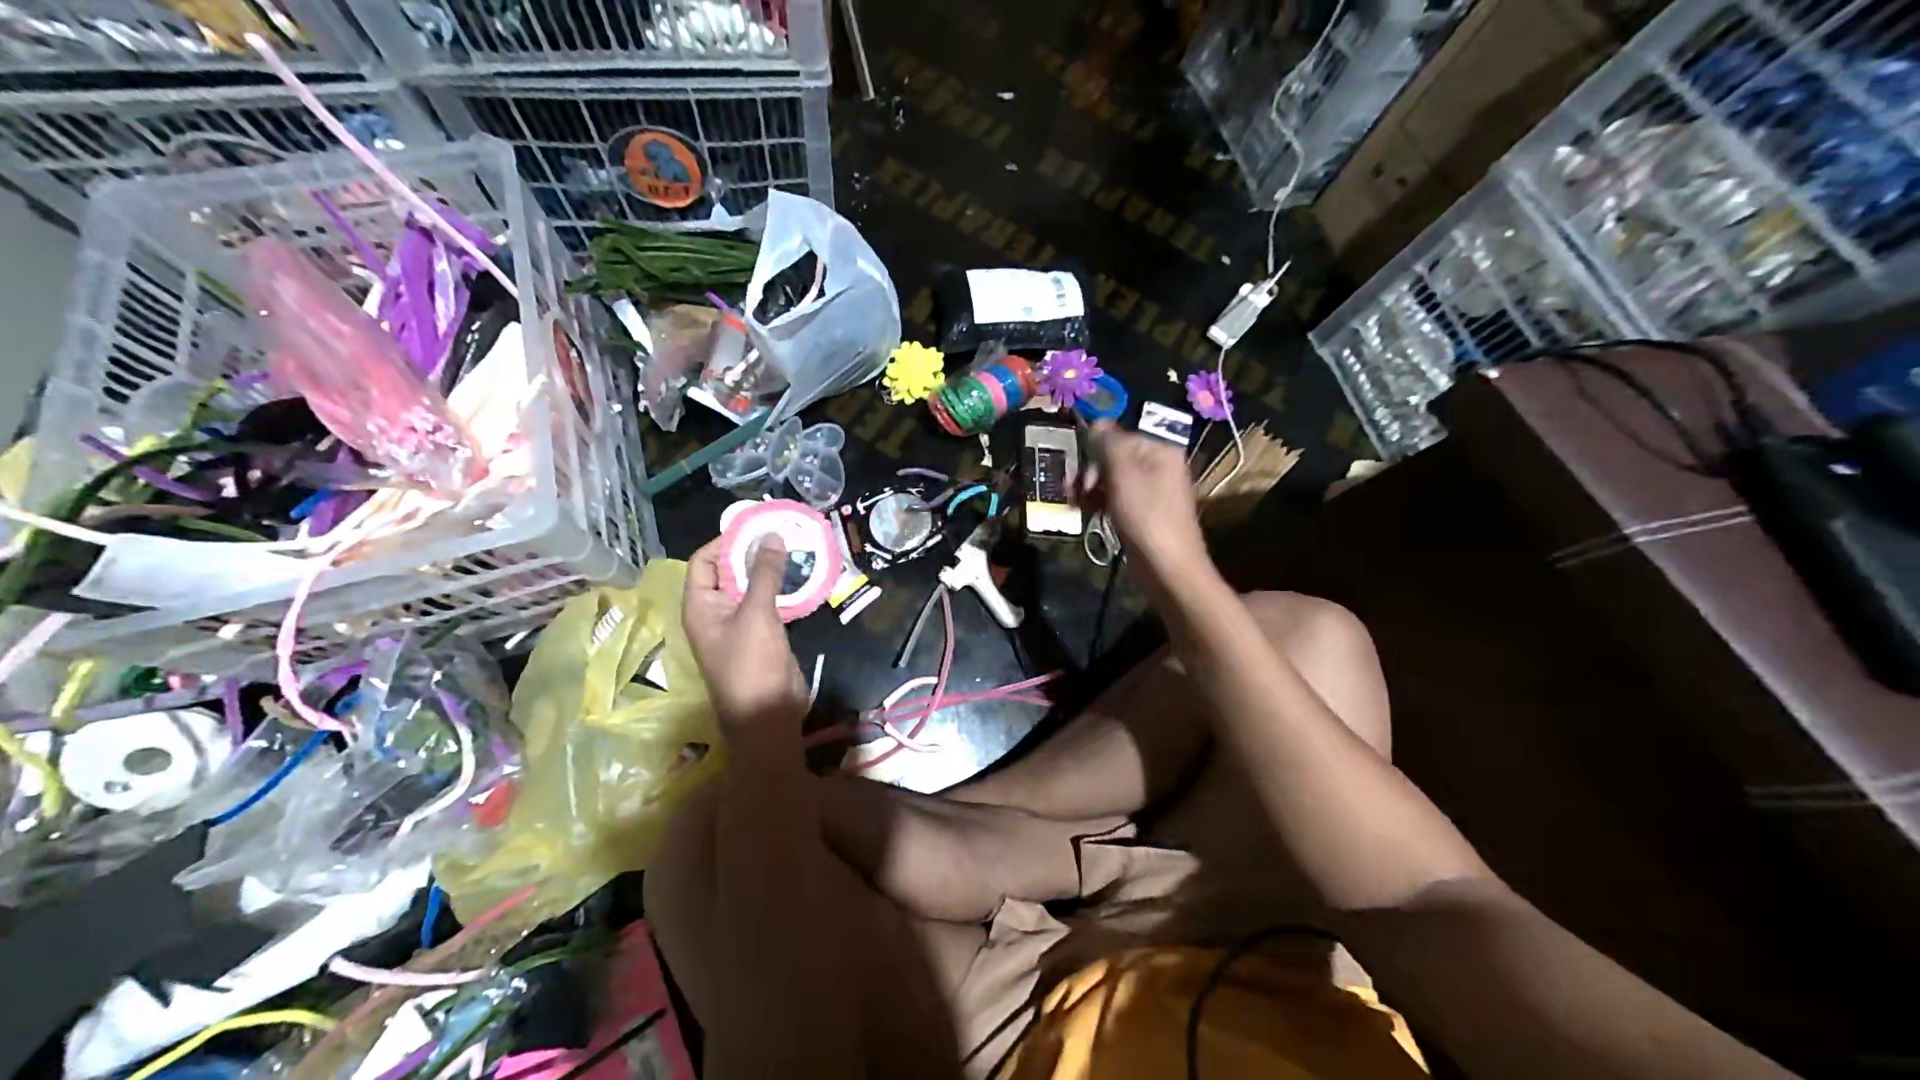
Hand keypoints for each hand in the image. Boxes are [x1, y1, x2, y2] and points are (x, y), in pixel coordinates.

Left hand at [684, 536, 809, 731]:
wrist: (767, 716)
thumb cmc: (751, 664)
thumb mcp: (756, 614)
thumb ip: (763, 573)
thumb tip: (771, 536)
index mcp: (700, 606)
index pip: (704, 561)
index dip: (726, 541)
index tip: (757, 526)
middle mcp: (715, 612)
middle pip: (728, 571)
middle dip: (753, 551)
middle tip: (782, 531)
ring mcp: (739, 624)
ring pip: (751, 587)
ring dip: (770, 569)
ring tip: (796, 547)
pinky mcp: (762, 635)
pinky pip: (768, 603)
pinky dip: (781, 588)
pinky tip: (803, 576)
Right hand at [1081, 423, 1206, 572]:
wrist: (1167, 567)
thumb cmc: (1146, 516)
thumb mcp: (1124, 473)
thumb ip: (1109, 443)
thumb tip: (1097, 421)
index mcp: (1160, 449)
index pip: (1120, 433)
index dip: (1096, 446)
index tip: (1079, 464)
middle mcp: (1157, 464)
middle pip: (1114, 455)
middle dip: (1090, 469)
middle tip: (1073, 487)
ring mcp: (1150, 490)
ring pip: (1111, 477)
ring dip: (1089, 486)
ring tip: (1074, 501)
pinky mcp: (1141, 512)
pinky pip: (1115, 497)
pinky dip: (1098, 500)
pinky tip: (1084, 510)